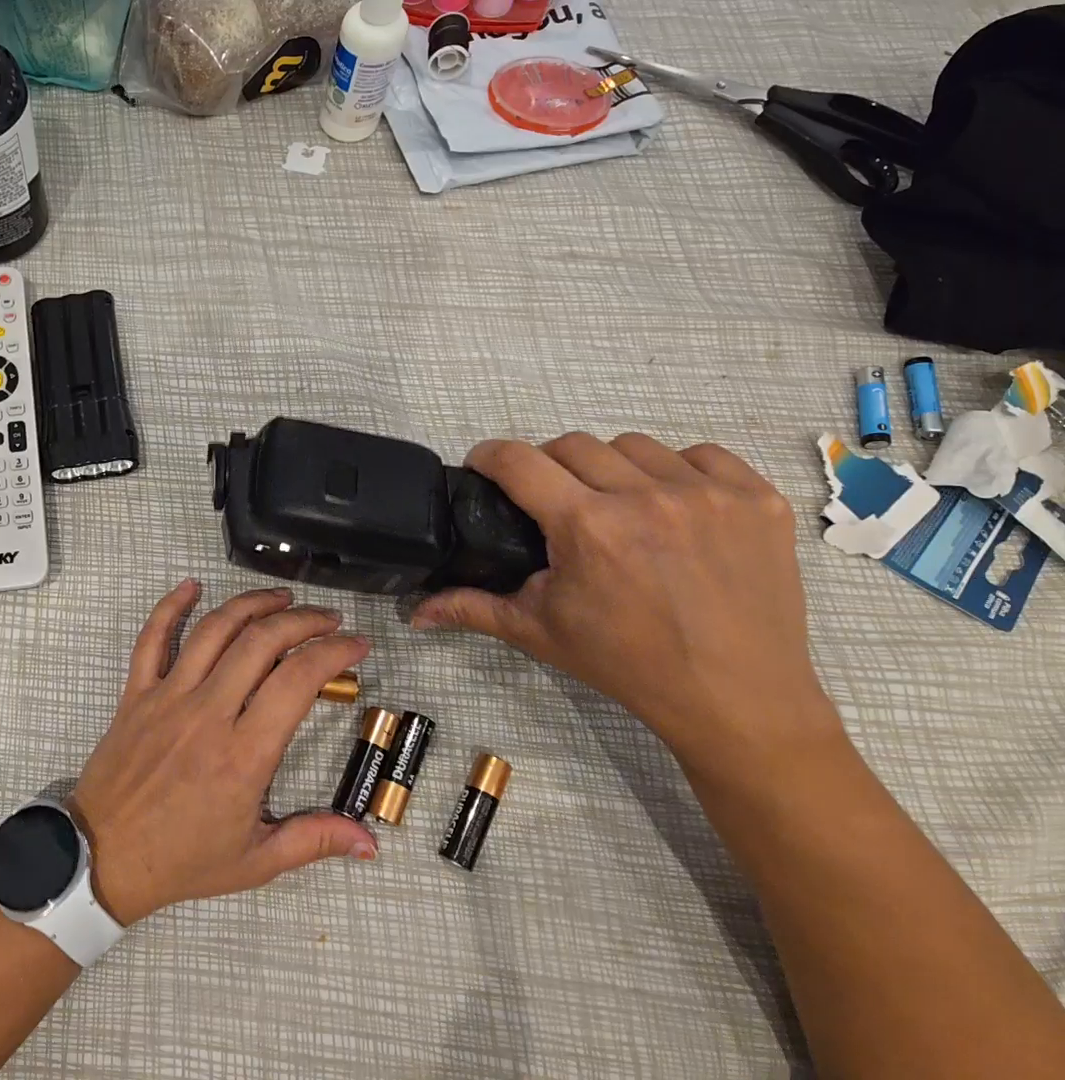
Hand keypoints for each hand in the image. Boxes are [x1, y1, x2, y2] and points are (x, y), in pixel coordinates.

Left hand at [69, 582, 376, 925]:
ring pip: (212, 631)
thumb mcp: (255, 861)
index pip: (298, 680)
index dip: (334, 652)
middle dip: (304, 620)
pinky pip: (151, 640)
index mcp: (243, 754)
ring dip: (251, 604)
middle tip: (328, 619)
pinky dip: (170, 607)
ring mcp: (167, 698)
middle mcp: (207, 714)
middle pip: (261, 642)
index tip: (357, 645)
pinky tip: (191, 586)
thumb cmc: (180, 860)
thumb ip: (314, 840)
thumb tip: (370, 842)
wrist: (103, 856)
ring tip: (282, 598)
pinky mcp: (135, 695)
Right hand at [412, 434, 839, 767]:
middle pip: (573, 444)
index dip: (490, 456)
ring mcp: (709, 494)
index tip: (484, 467)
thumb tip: (413, 611)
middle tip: (549, 500)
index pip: (519, 460)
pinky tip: (672, 506)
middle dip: (548, 465)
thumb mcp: (538, 632)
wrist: (734, 694)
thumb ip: (471, 608)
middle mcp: (646, 497)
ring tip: (615, 505)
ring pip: (636, 445)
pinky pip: (703, 456)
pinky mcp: (758, 499)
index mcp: (586, 527)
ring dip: (611, 467)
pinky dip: (678, 471)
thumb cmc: (626, 663)